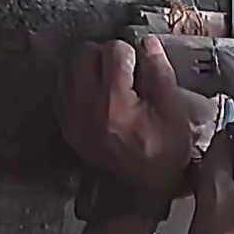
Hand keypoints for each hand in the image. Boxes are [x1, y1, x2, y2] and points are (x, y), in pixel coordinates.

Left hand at [58, 37, 193, 193]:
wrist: (139, 191)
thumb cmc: (163, 153)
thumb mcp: (173, 113)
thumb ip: (160, 74)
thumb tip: (146, 42)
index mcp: (115, 103)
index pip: (114, 51)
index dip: (132, 53)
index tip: (141, 67)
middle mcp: (85, 108)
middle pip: (84, 54)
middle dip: (105, 55)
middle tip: (124, 70)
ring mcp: (71, 118)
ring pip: (67, 69)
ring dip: (87, 67)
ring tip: (108, 79)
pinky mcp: (66, 126)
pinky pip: (60, 90)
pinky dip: (75, 83)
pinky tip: (94, 91)